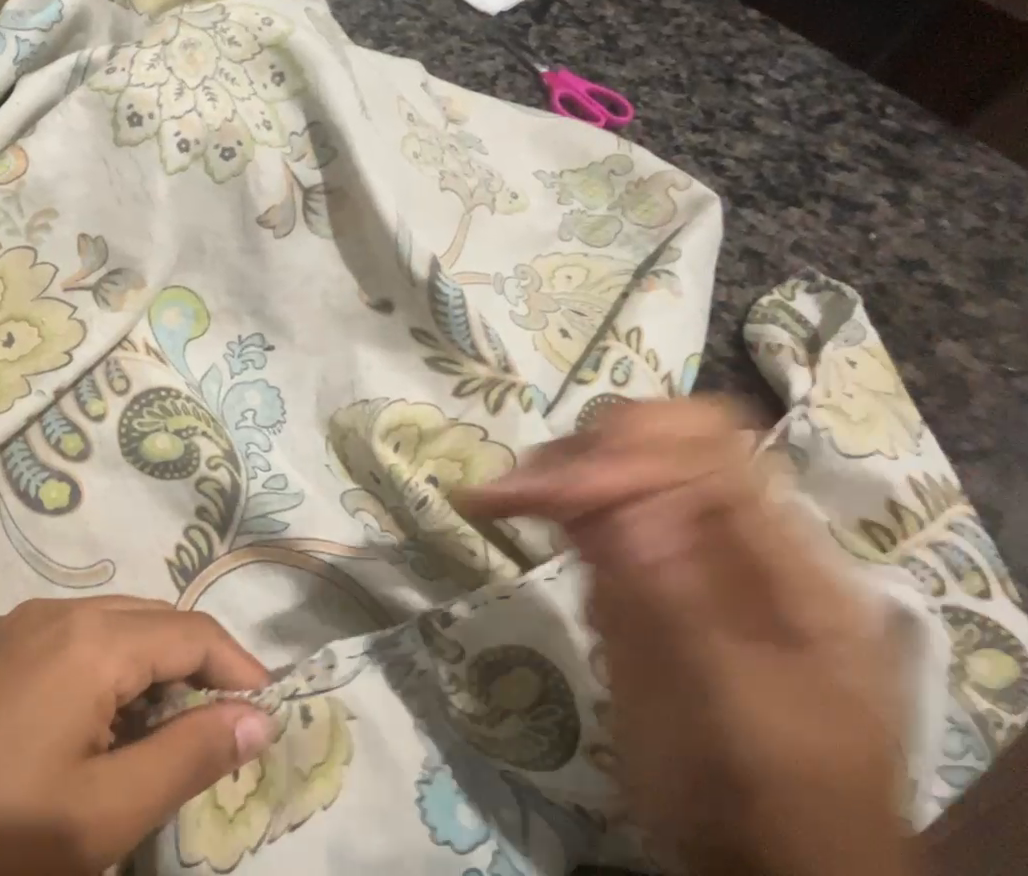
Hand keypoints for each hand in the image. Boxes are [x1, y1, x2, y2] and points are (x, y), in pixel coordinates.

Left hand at [0, 596, 275, 874]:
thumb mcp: (107, 812)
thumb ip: (189, 756)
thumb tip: (257, 717)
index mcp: (90, 640)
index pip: (190, 631)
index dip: (238, 667)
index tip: (270, 712)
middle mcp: (53, 612)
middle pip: (150, 618)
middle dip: (196, 662)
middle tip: (225, 723)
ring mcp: (11, 625)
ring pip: (107, 624)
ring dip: (149, 663)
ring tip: (167, 726)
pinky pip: (66, 637)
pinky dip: (103, 664)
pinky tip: (97, 718)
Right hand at [460, 398, 915, 875]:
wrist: (760, 861)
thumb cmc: (760, 796)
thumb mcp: (730, 709)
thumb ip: (679, 604)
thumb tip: (620, 504)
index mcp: (787, 567)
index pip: (706, 458)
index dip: (619, 459)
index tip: (537, 497)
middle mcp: (738, 544)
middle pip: (663, 447)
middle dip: (580, 456)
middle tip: (503, 494)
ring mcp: (690, 559)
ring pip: (623, 471)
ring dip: (556, 472)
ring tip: (496, 501)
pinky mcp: (645, 580)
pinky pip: (598, 517)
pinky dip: (552, 506)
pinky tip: (512, 516)